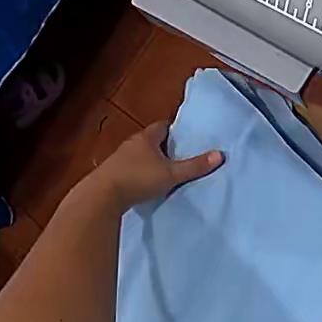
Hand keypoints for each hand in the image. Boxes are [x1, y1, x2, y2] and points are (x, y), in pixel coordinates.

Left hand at [82, 121, 222, 210]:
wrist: (101, 196)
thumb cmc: (138, 179)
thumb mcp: (171, 174)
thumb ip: (194, 166)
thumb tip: (220, 154)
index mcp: (146, 138)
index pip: (162, 126)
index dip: (174, 129)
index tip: (185, 136)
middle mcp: (131, 144)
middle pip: (150, 140)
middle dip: (163, 146)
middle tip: (179, 154)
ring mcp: (118, 158)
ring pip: (139, 155)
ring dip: (150, 160)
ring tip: (164, 171)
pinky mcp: (111, 173)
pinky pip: (129, 168)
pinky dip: (138, 172)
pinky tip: (144, 183)